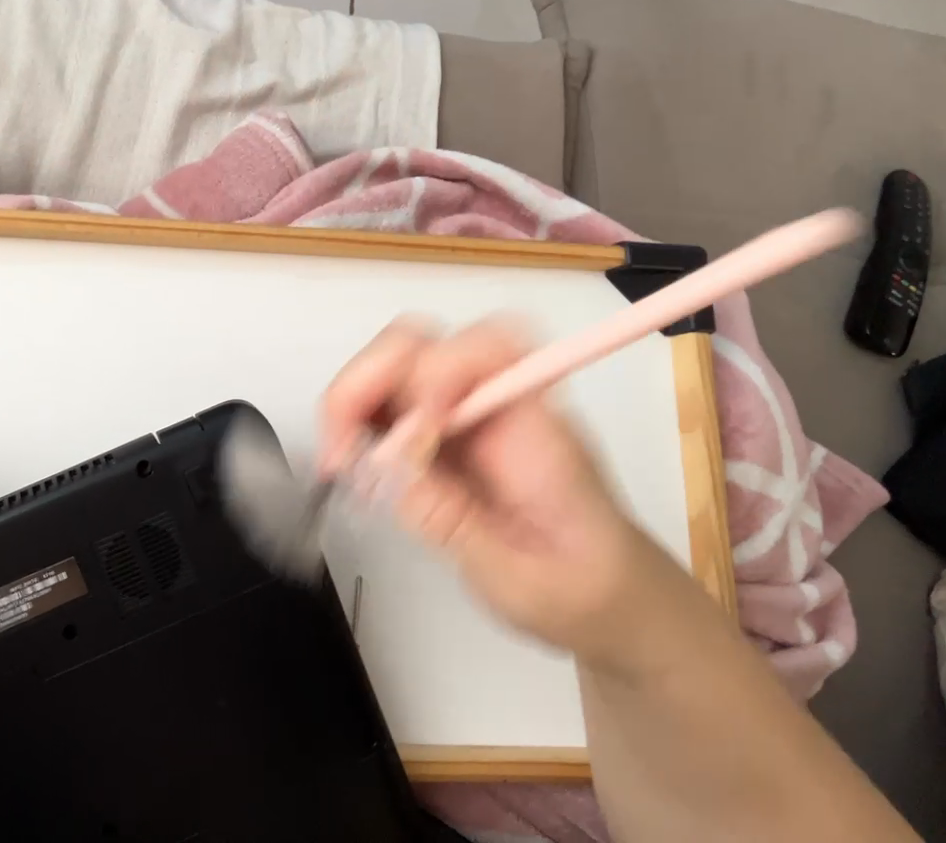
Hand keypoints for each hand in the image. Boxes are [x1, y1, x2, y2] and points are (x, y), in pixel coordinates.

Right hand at [321, 318, 678, 666]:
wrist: (608, 600)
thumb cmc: (580, 594)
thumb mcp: (519, 579)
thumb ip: (452, 518)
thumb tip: (385, 462)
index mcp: (537, 428)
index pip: (482, 351)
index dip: (431, 375)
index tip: (405, 438)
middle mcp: (496, 402)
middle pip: (419, 345)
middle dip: (366, 382)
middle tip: (339, 449)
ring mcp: (464, 412)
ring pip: (391, 365)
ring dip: (351, 401)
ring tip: (337, 462)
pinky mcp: (438, 429)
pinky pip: (383, 400)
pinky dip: (352, 421)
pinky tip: (346, 464)